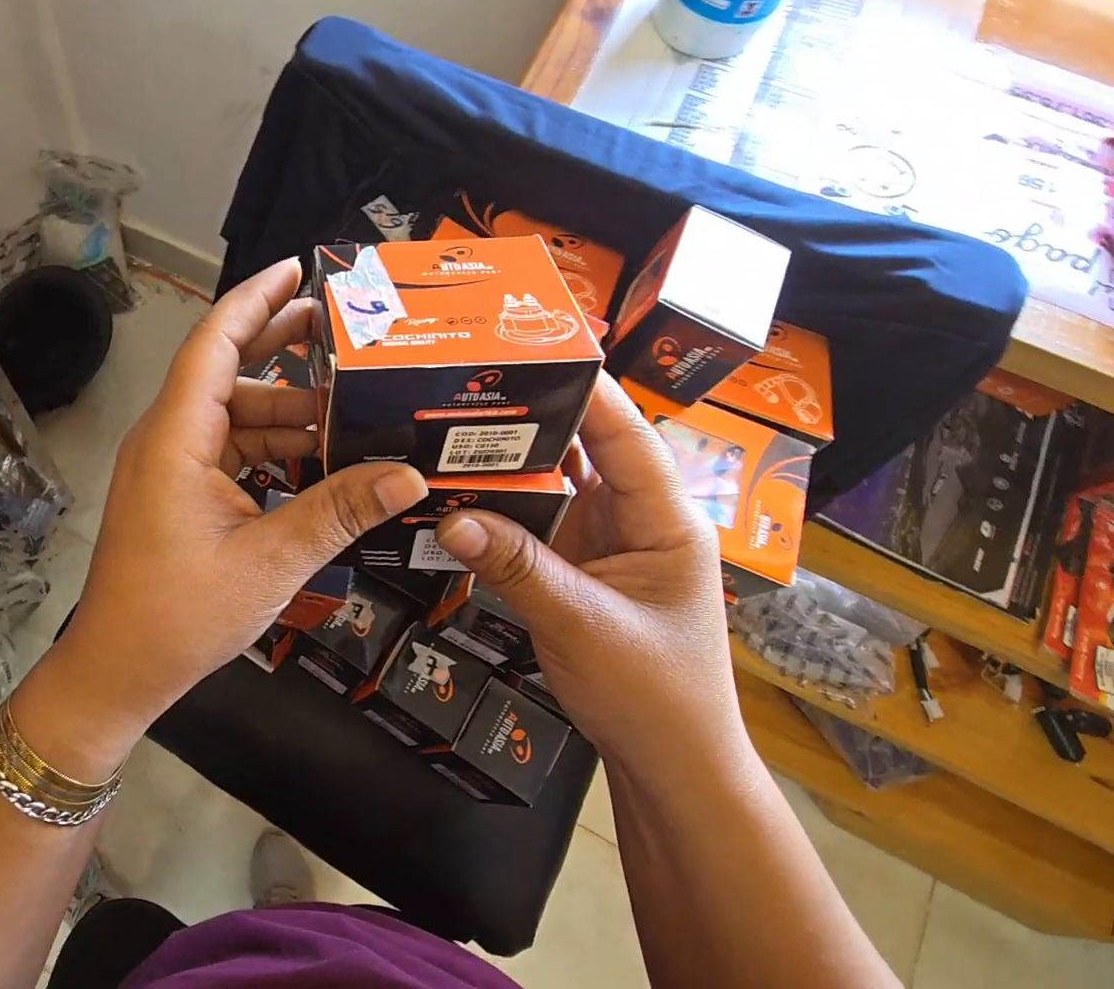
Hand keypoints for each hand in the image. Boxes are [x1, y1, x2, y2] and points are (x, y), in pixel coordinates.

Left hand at [25, 260, 428, 768]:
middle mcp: (167, 439)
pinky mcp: (176, 494)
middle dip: (284, 349)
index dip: (255, 298)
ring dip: (287, 412)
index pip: (215, 343)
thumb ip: (337, 510)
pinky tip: (317, 458)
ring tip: (351, 410)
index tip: (299, 268)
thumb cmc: (180, 614)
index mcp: (176, 438)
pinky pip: (228, 451)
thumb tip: (407, 476)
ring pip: (233, 416)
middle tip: (346, 334)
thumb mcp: (269, 560)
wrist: (119, 669)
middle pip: (228, 372)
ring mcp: (168, 467)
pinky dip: (269, 448)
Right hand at [432, 376, 747, 774]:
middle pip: (583, 454)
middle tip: (473, 383)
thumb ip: (518, 568)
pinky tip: (454, 490)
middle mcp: (630, 521)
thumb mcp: (584, 625)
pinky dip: (496, 509)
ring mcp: (597, 545)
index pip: (628, 440)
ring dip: (508, 464)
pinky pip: (528, 526)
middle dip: (534, 418)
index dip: (591, 393)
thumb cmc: (652, 693)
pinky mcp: (569, 570)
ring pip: (550, 489)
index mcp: (664, 521)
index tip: (540, 349)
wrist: (664, 764)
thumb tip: (449, 516)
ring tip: (451, 426)